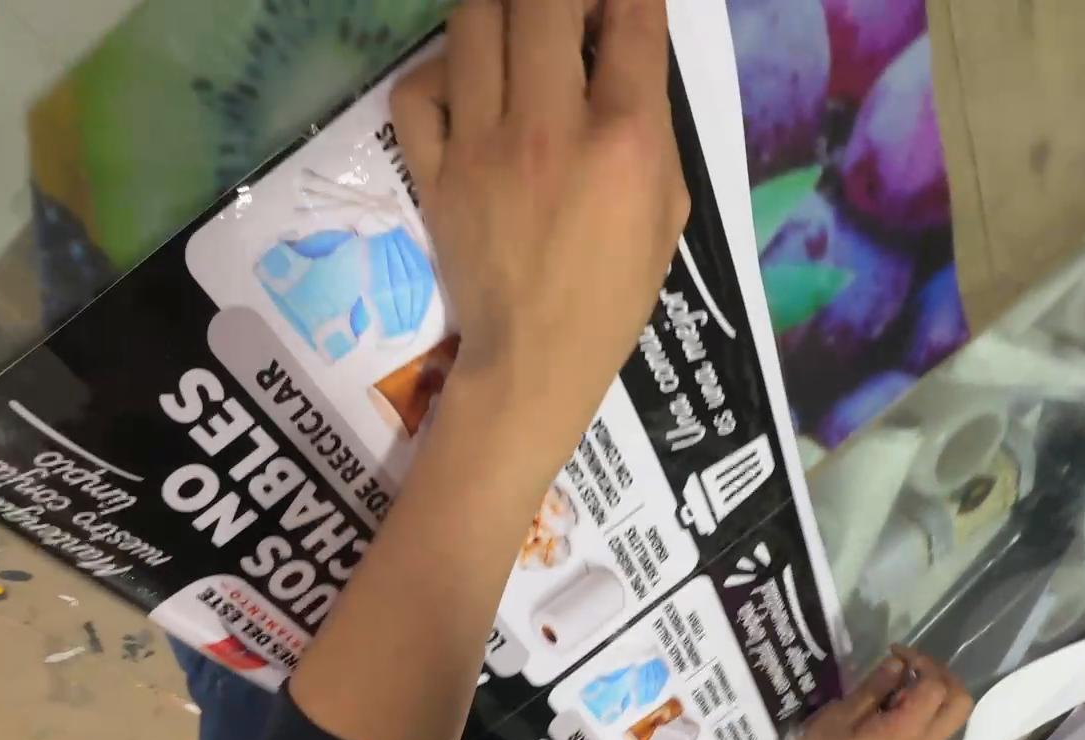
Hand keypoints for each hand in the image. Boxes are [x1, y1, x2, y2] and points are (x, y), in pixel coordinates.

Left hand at [390, 0, 689, 447]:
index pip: (631, 11)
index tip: (618, 6)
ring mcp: (482, 150)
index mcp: (625, 137)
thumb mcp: (668, 213)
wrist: (535, 359)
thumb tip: (625, 58)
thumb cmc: (612, 297)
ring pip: (474, 19)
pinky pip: (416, 92)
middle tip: (568, 12)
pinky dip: (437, 76)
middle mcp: (550, 127)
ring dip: (502, 9)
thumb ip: (654, 126)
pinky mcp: (435, 176)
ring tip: (517, 35)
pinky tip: (463, 91)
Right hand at [798, 647, 971, 739]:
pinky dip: (928, 700)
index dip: (921, 661)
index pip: (935, 687)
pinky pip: (939, 719)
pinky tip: (897, 696)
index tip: (894, 651)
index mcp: (906, 727)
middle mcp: (926, 737)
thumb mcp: (839, 716)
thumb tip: (896, 664)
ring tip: (903, 676)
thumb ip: (871, 689)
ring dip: (937, 686)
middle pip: (960, 700)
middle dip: (941, 672)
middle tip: (910, 662)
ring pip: (954, 711)